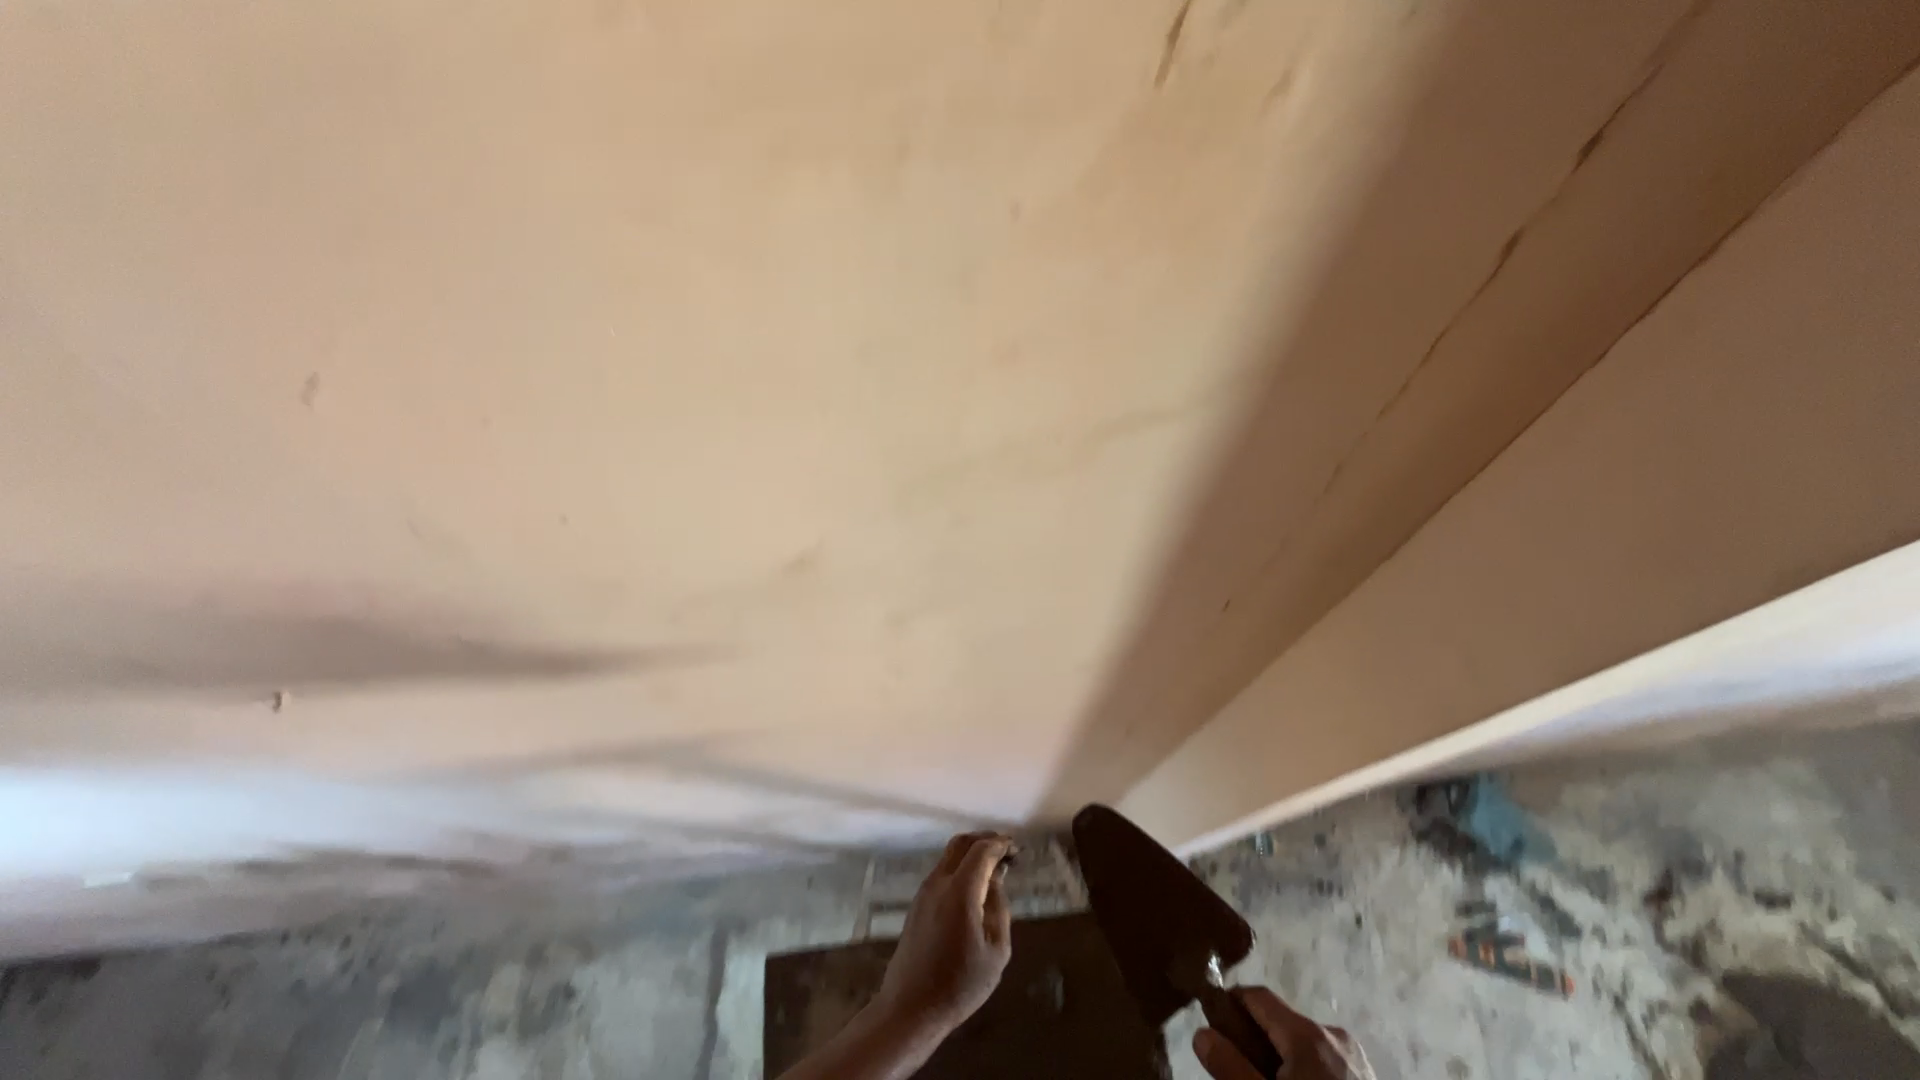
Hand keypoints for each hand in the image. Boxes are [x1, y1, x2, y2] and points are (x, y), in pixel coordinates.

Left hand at [872, 831, 1013, 1035]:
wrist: (911, 1007)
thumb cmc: (960, 984)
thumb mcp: (996, 950)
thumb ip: (999, 908)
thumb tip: (996, 880)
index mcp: (959, 891)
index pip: (981, 850)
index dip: (1001, 844)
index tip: (1017, 851)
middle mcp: (937, 883)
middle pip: (960, 843)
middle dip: (985, 839)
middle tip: (1006, 850)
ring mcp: (923, 893)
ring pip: (948, 856)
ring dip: (972, 853)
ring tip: (995, 869)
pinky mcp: (917, 905)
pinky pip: (942, 873)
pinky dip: (961, 868)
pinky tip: (976, 887)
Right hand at [1193, 987, 1374, 1079]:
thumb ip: (1230, 1067)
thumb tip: (1201, 1032)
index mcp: (1307, 1034)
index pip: (1256, 995)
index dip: (1229, 1005)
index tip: (1212, 1028)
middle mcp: (1333, 1034)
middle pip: (1279, 1021)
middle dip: (1253, 1039)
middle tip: (1239, 1071)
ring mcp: (1354, 1056)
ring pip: (1301, 1043)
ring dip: (1279, 1058)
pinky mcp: (1366, 1077)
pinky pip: (1323, 1060)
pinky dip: (1303, 1070)